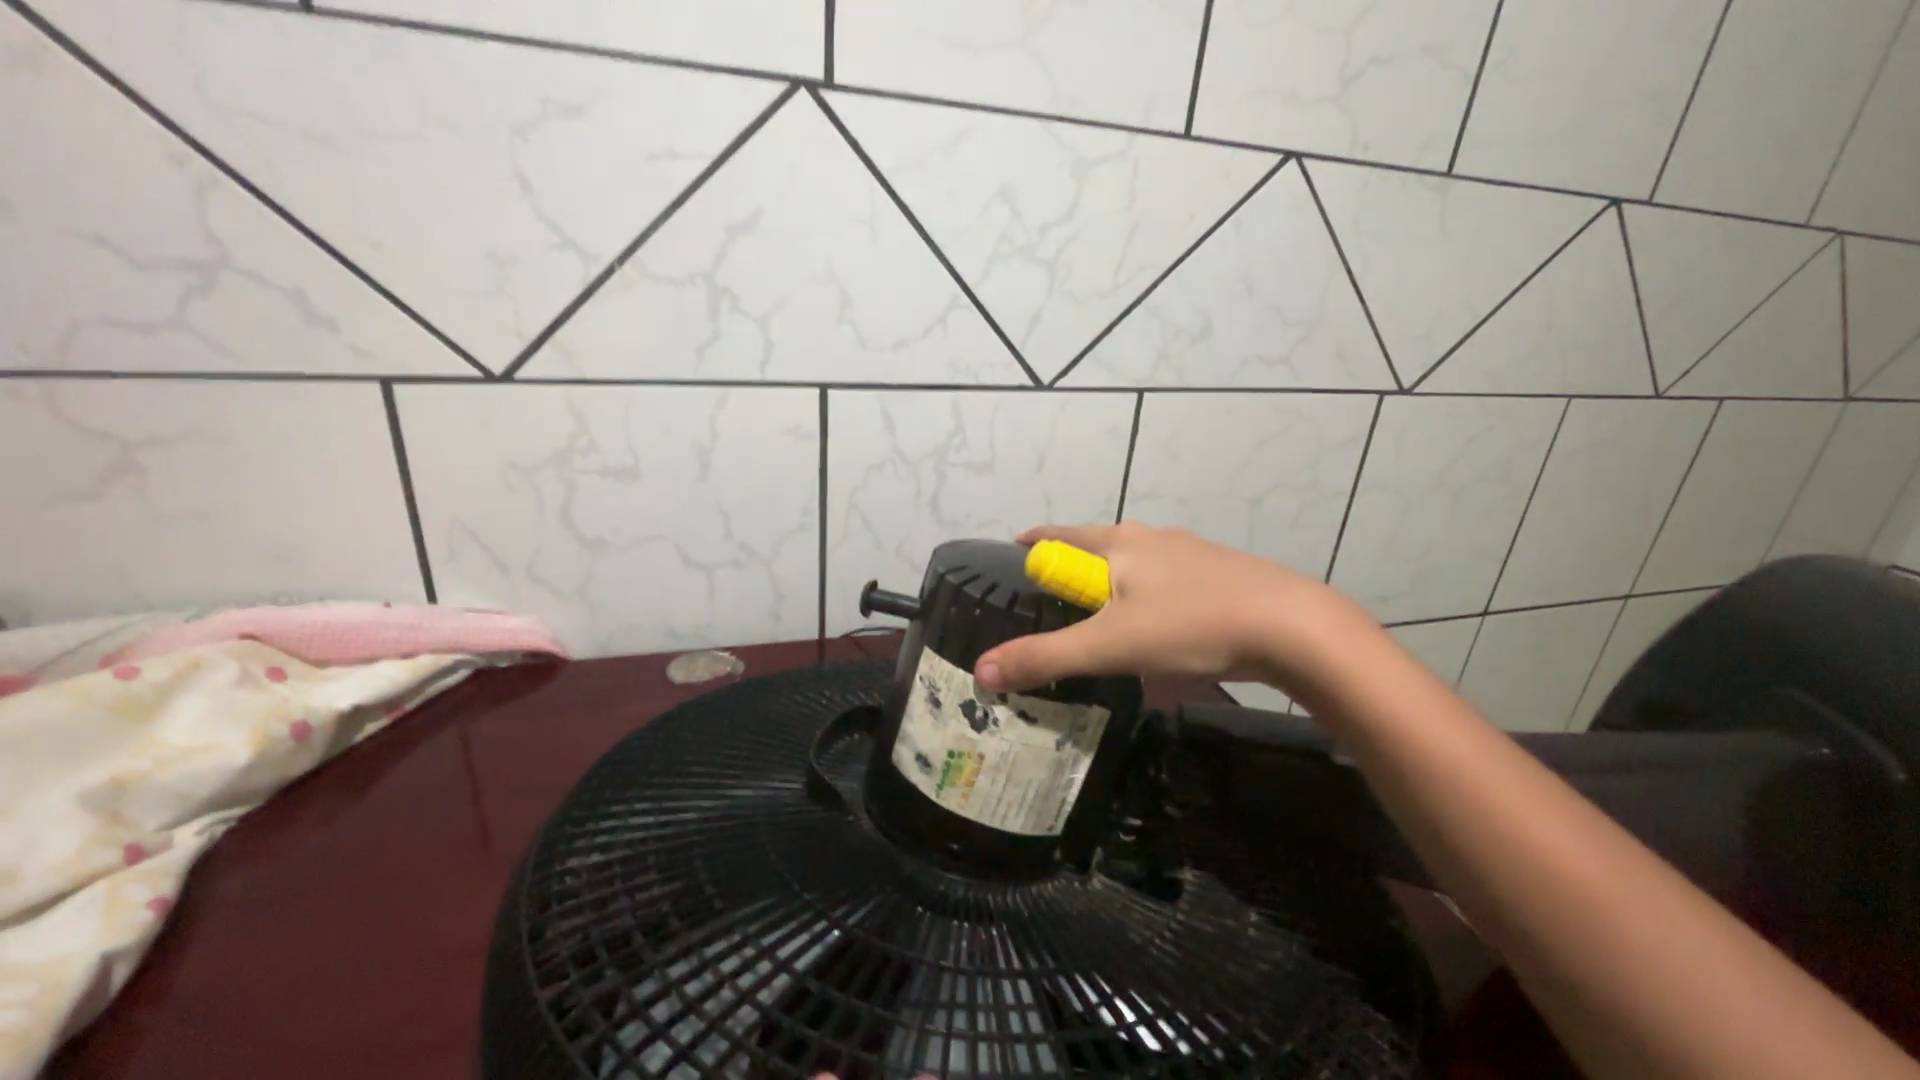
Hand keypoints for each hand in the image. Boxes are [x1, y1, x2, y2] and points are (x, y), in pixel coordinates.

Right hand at [977, 523, 1354, 693]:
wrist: (1291, 627)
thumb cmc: (1190, 624)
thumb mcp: (1108, 646)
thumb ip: (1045, 658)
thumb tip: (982, 671)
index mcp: (1120, 544)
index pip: (1062, 534)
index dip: (1036, 541)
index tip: (1016, 546)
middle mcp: (1154, 539)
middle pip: (1102, 548)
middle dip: (1077, 566)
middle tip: (1057, 596)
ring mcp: (1193, 554)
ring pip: (1142, 566)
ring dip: (1120, 584)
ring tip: (1107, 617)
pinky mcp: (1223, 576)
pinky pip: (1173, 585)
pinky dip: (1156, 601)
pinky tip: (1164, 629)